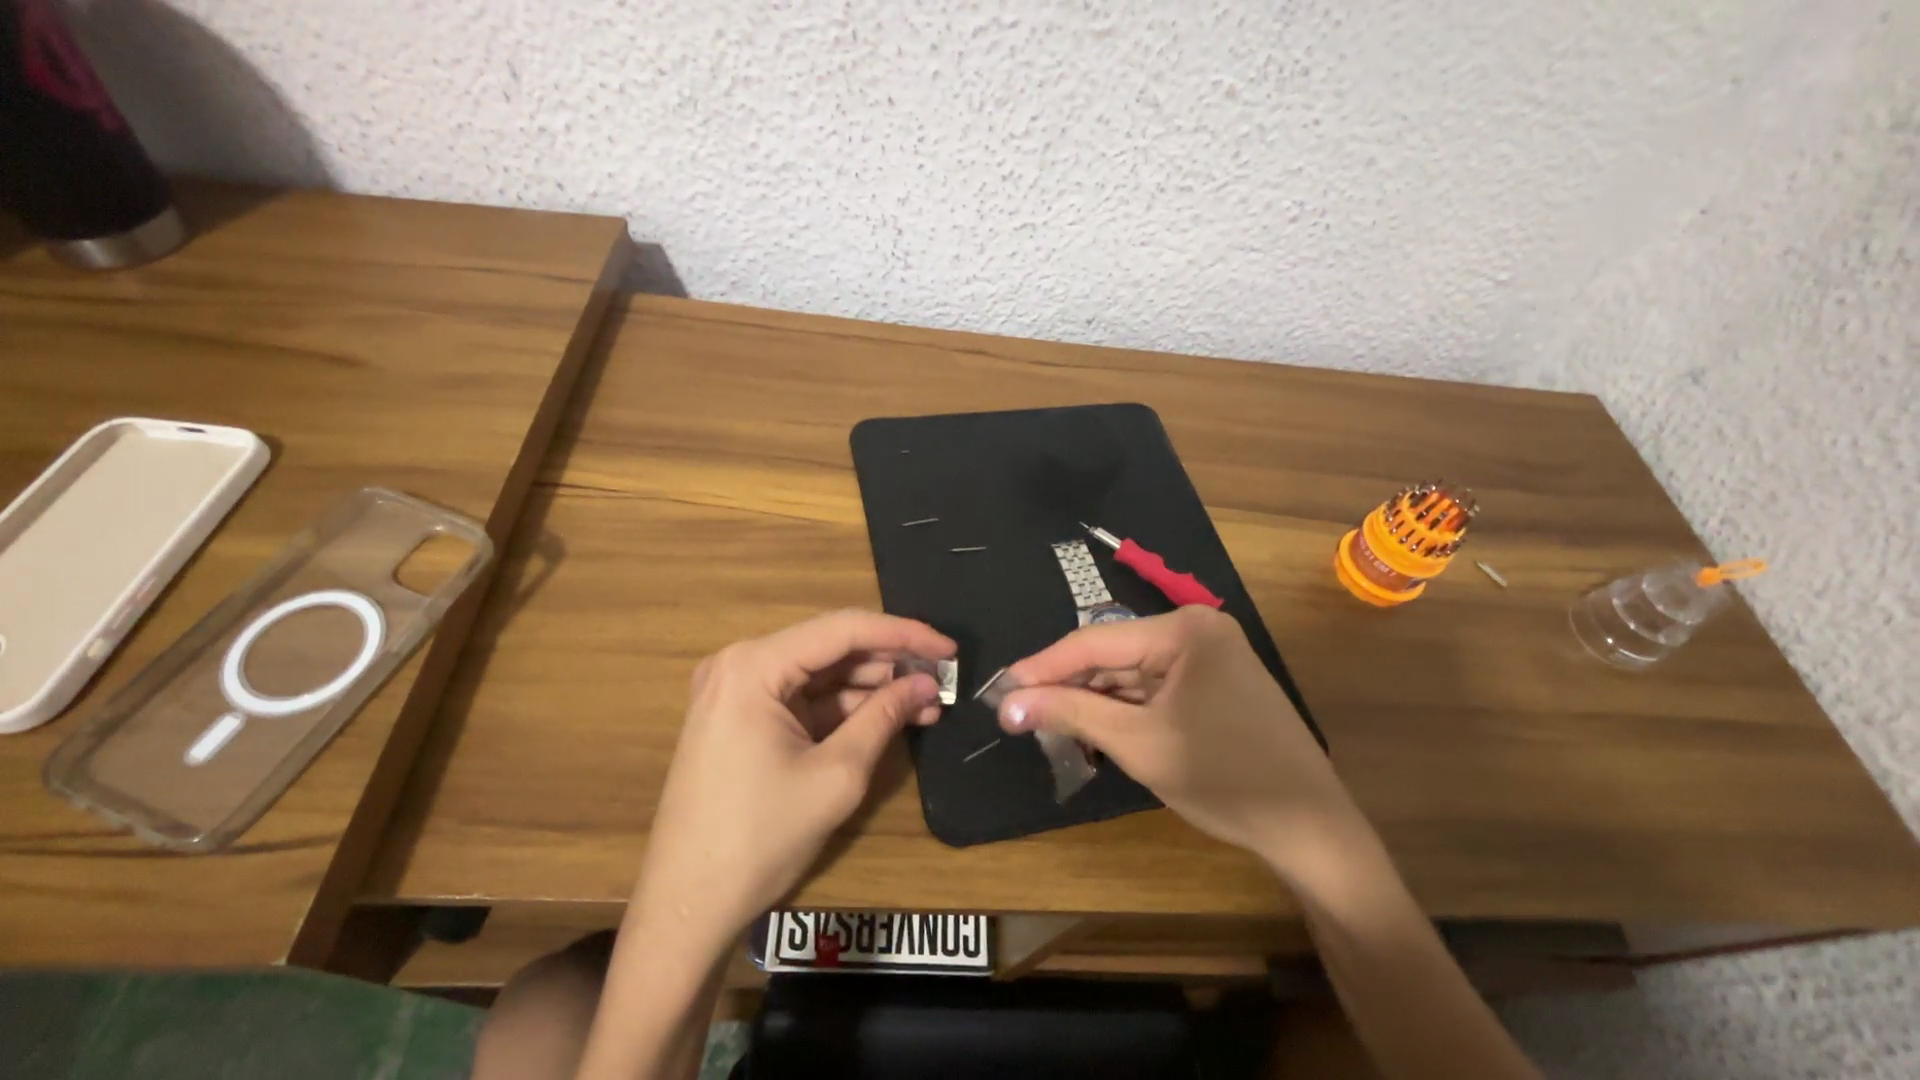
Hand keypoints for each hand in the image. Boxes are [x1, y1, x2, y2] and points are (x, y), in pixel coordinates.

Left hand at [632, 610, 954, 949]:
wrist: (688, 903)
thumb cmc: (761, 837)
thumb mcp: (836, 774)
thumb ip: (884, 717)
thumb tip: (927, 685)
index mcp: (753, 666)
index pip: (843, 629)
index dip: (904, 635)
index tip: (950, 649)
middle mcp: (739, 664)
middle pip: (831, 648)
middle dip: (890, 664)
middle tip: (943, 682)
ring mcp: (735, 692)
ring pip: (820, 674)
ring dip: (872, 688)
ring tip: (926, 706)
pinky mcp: (740, 719)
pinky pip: (802, 700)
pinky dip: (844, 709)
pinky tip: (888, 719)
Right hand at [997, 607, 1360, 870]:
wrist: (1307, 825)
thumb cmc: (1222, 778)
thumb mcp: (1137, 743)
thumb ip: (1070, 713)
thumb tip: (1007, 703)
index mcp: (1184, 630)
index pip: (1094, 641)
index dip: (1042, 667)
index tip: (998, 691)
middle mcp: (1198, 630)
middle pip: (1112, 654)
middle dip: (1068, 685)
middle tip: (1018, 712)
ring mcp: (1211, 656)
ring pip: (1131, 673)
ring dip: (1094, 699)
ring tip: (1047, 724)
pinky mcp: (1216, 683)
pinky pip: (1155, 687)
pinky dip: (1124, 709)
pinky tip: (1093, 728)